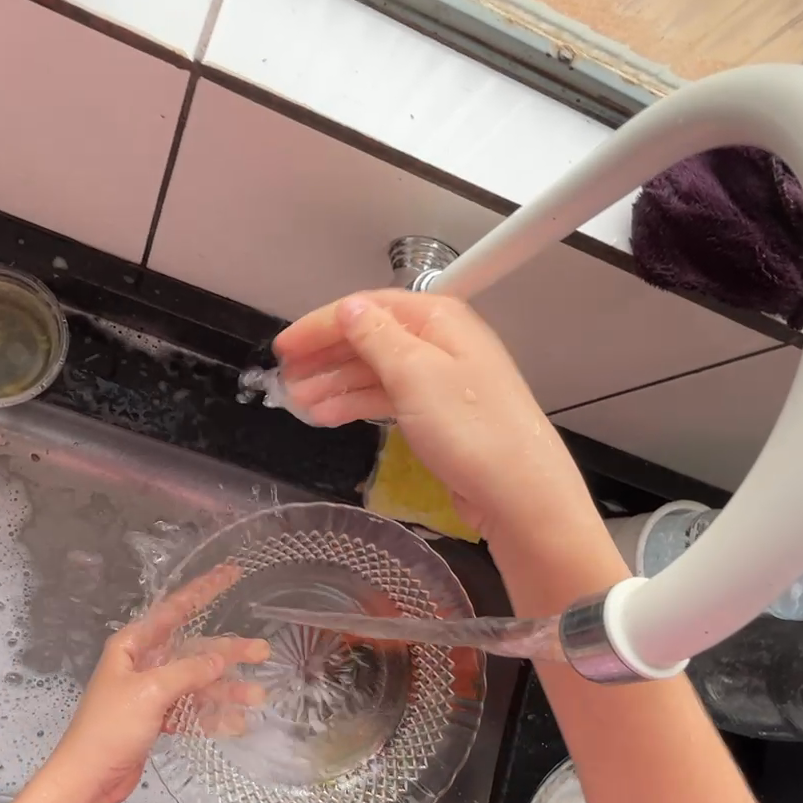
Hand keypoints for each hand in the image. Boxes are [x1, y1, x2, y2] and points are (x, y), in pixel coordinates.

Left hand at [42, 565, 268, 802]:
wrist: (87, 780)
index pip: (174, 609)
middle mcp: (144, 663)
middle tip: (263, 650)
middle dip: (228, 651)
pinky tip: (237, 723)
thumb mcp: (150, 692)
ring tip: (259, 696)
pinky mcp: (157, 719)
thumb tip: (222, 657)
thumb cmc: (110, 728)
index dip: (204, 590)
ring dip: (226, 689)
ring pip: (198, 682)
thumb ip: (189, 671)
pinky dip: (212, 715)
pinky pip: (192, 710)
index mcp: (133, 645)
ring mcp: (152, 692)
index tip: (230, 573)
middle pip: (194, 650)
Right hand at [273, 290, 599, 550]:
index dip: (320, 326)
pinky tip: (329, 417)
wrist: (519, 493)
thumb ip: (375, 337)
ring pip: (374, 372)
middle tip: (285, 379)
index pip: (367, 309)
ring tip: (298, 404)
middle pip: (369, 339)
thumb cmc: (470, 429)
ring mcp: (440, 380)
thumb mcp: (415, 374)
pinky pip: (386, 398)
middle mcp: (439, 343)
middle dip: (324, 357)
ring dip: (334, 385)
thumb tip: (348, 309)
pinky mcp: (438, 414)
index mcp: (438, 319)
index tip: (284, 348)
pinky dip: (356, 405)